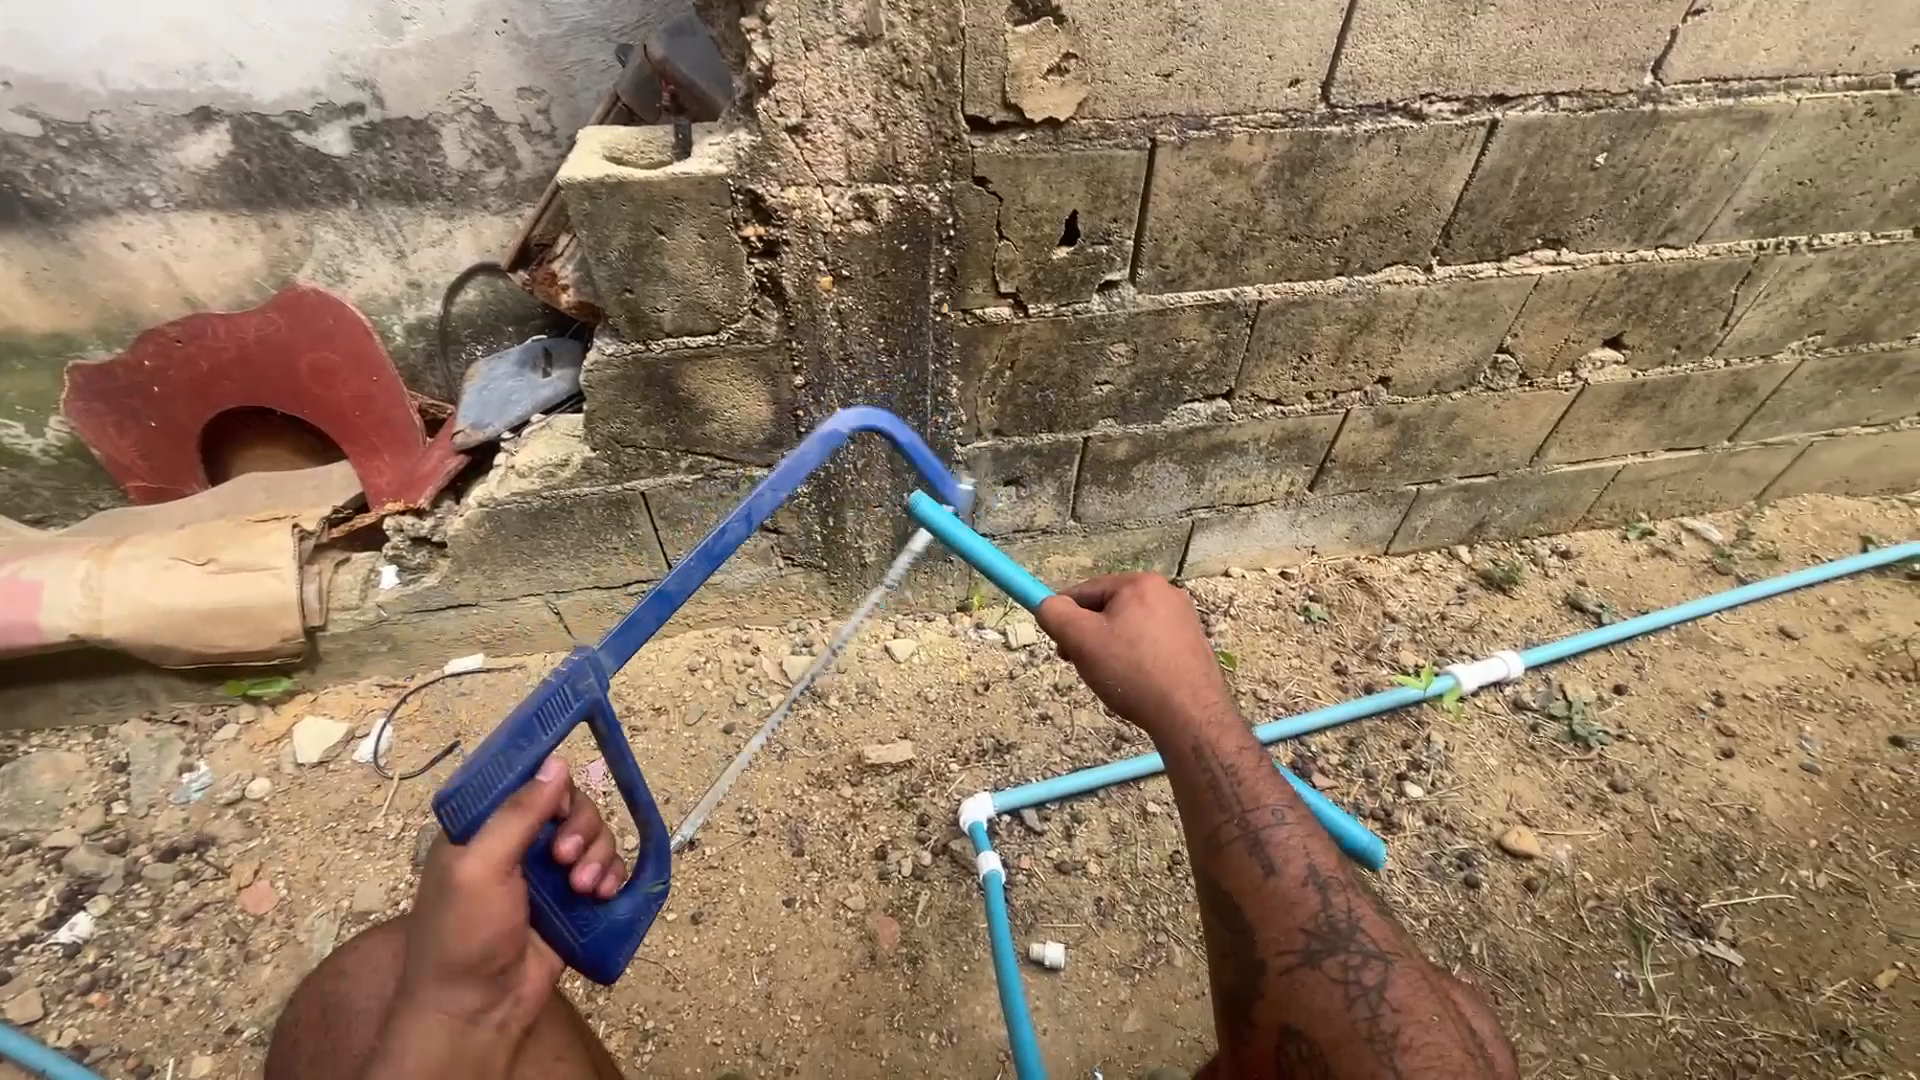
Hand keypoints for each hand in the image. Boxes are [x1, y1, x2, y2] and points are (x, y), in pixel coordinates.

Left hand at [378, 756, 627, 1066]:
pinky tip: (604, 894)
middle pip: (570, 806)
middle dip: (580, 828)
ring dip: (598, 855)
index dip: (550, 788)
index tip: (559, 808)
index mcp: (482, 830)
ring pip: (594, 834)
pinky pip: (608, 865)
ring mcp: (548, 872)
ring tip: (586, 888)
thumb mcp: (480, 869)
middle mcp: (517, 844)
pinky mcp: (574, 897)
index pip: (527, 784)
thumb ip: (518, 814)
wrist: (479, 1012)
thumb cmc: (463, 937)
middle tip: (567, 859)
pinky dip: (611, 874)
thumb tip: (557, 760)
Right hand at [1036, 573, 1238, 735]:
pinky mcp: (1193, 644)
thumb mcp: (1080, 639)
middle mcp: (1167, 592)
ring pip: (1129, 627)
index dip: (1065, 618)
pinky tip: (1135, 683)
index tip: (1062, 647)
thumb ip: (1054, 614)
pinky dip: (1135, 659)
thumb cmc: (1132, 672)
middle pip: (1108, 608)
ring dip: (1111, 648)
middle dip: (1090, 635)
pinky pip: (1150, 643)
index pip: (1085, 591)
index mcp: (1140, 583)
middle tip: (1085, 665)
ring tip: (1113, 678)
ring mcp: (1184, 619)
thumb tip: (1047, 605)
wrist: (1190, 716)